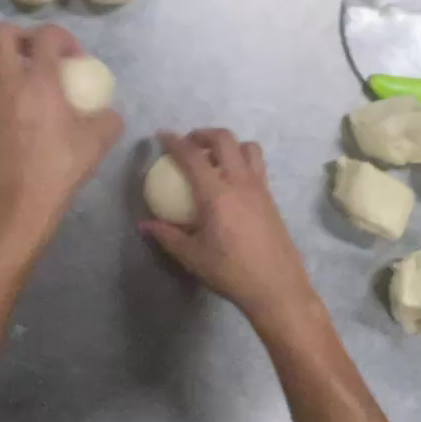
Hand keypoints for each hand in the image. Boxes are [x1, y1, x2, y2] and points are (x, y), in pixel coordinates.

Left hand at [0, 23, 121, 244]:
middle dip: (22, 36)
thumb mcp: (97, 143)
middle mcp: (7, 82)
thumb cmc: (58, 169)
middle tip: (38, 55)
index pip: (46, 36)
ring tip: (14, 73)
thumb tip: (108, 113)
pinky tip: (10, 104)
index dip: (63, 37)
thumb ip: (108, 119)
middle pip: (1, 33)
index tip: (74, 58)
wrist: (17, 204)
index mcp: (39, 81)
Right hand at [141, 130, 325, 335]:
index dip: (174, 141)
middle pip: (224, 139)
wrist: (276, 287)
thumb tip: (144, 225)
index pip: (192, 156)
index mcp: (216, 194)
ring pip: (248, 147)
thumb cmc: (231, 272)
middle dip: (203, 134)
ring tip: (214, 157)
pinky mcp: (271, 198)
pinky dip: (242, 161)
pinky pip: (257, 166)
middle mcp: (240, 182)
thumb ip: (167, 236)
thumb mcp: (192, 256)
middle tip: (188, 143)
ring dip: (228, 144)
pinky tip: (231, 183)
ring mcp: (260, 188)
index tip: (162, 135)